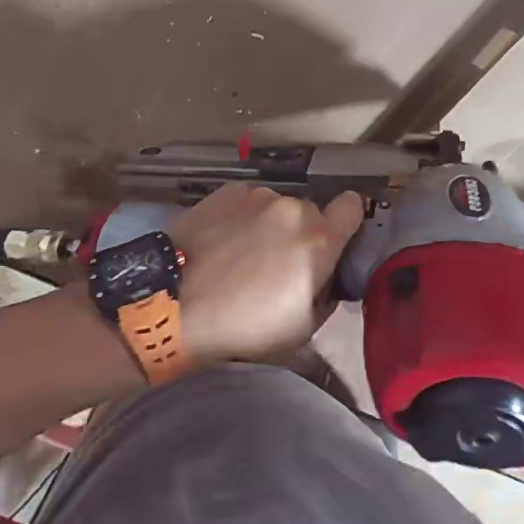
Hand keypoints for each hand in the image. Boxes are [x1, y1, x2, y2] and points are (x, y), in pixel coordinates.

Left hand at [162, 184, 364, 366]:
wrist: (170, 309)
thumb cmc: (244, 328)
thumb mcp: (303, 330)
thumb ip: (327, 296)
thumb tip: (328, 280)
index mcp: (320, 239)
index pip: (354, 206)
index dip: (347, 221)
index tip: (335, 240)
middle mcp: (293, 208)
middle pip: (311, 213)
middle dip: (301, 234)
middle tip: (278, 265)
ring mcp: (256, 196)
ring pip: (276, 208)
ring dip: (269, 226)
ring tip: (240, 255)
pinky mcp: (223, 193)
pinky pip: (245, 203)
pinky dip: (240, 218)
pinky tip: (220, 243)